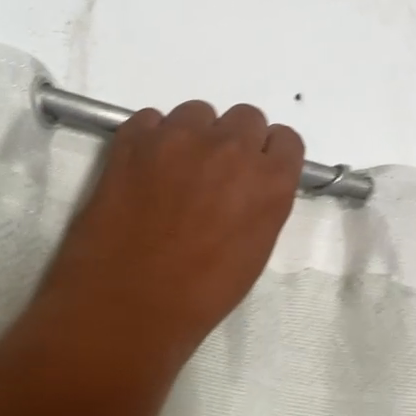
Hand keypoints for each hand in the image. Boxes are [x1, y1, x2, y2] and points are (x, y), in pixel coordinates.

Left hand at [33, 100, 305, 365]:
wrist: (128, 303)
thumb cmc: (201, 294)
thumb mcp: (254, 251)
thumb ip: (261, 205)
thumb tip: (248, 188)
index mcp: (270, 182)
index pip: (286, 140)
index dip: (269, 155)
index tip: (256, 172)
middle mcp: (231, 148)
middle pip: (245, 118)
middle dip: (234, 142)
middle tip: (214, 175)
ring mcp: (179, 137)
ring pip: (197, 113)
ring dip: (193, 136)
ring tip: (174, 173)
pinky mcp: (133, 138)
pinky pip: (151, 119)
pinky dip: (152, 139)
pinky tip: (144, 172)